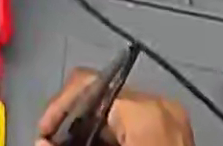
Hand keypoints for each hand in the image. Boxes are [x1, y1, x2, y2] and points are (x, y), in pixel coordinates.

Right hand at [36, 70, 194, 145]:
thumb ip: (68, 145)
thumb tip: (42, 142)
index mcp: (145, 109)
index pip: (86, 83)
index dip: (58, 106)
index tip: (45, 128)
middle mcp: (162, 105)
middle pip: (100, 97)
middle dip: (76, 120)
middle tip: (57, 140)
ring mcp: (174, 120)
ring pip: (118, 111)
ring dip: (95, 130)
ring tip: (78, 144)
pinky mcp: (180, 134)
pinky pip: (137, 124)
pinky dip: (117, 135)